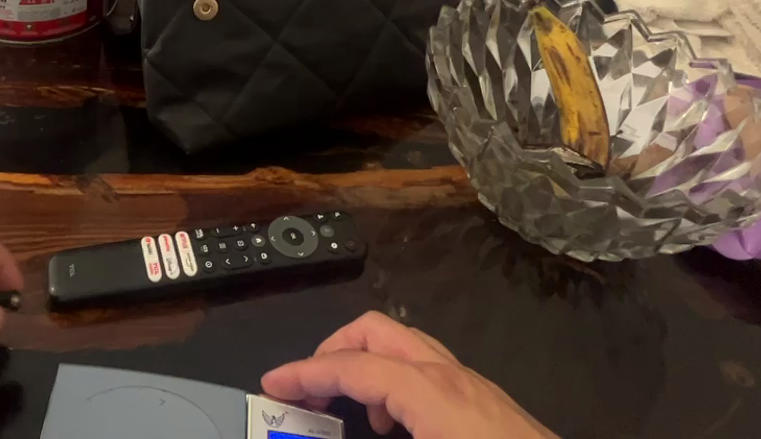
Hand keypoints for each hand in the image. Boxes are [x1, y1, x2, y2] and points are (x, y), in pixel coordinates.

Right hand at [261, 312, 557, 438]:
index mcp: (431, 392)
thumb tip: (338, 429)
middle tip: (309, 387)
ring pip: (405, 345)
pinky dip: (397, 381)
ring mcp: (474, 385)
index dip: (306, 373)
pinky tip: (400, 426)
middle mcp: (450, 375)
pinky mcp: (489, 402)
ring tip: (354, 413)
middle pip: (377, 331)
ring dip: (367, 364)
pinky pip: (428, 369)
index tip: (272, 384)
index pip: (353, 367)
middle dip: (334, 351)